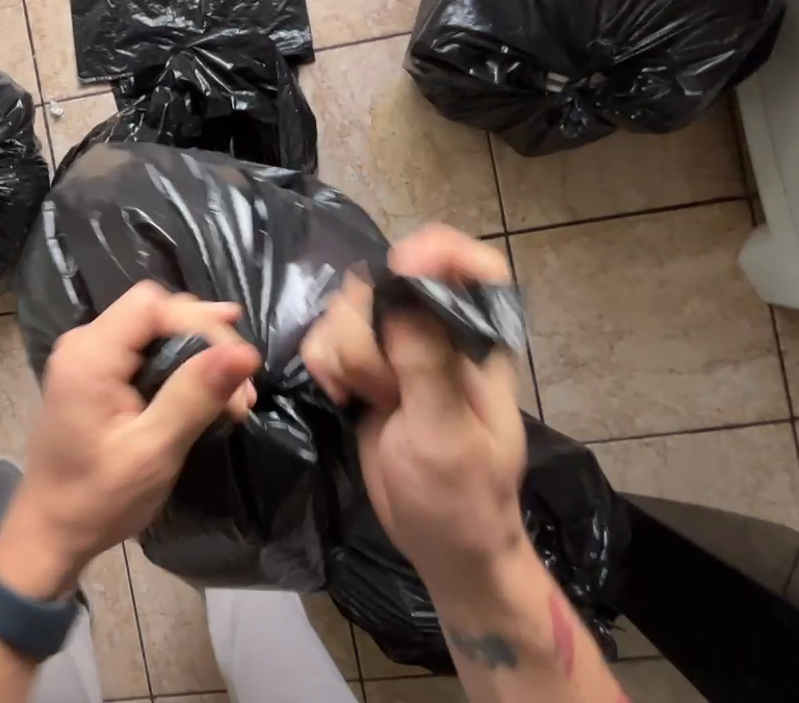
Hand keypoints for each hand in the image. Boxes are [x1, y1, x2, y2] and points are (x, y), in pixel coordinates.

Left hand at [0, 282, 262, 598]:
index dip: (200, 322)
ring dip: (195, 354)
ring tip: (233, 395)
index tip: (239, 365)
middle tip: (242, 388)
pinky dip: (175, 365)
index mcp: (89, 354)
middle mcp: (82, 343)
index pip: (152, 304)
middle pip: (153, 311)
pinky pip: (140, 349)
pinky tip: (204, 391)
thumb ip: (194, 395)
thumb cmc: (98, 497)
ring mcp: (84, 356)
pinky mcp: (92, 373)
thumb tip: (244, 353)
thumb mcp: (153, 451)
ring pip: (151, 329)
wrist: (50, 529)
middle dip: (204, 339)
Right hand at [298, 226, 529, 596]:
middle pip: (384, 285)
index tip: (399, 271)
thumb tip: (406, 292)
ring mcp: (394, 352)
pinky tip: (339, 398)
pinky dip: (322, 365)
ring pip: (345, 311)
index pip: (475, 270)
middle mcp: (434, 336)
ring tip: (361, 398)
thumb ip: (426, 364)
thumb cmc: (461, 497)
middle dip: (363, 330)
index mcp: (476, 346)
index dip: (439, 253)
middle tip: (377, 384)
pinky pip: (325, 340)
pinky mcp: (361, 370)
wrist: (440, 544)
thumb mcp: (446, 435)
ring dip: (339, 355)